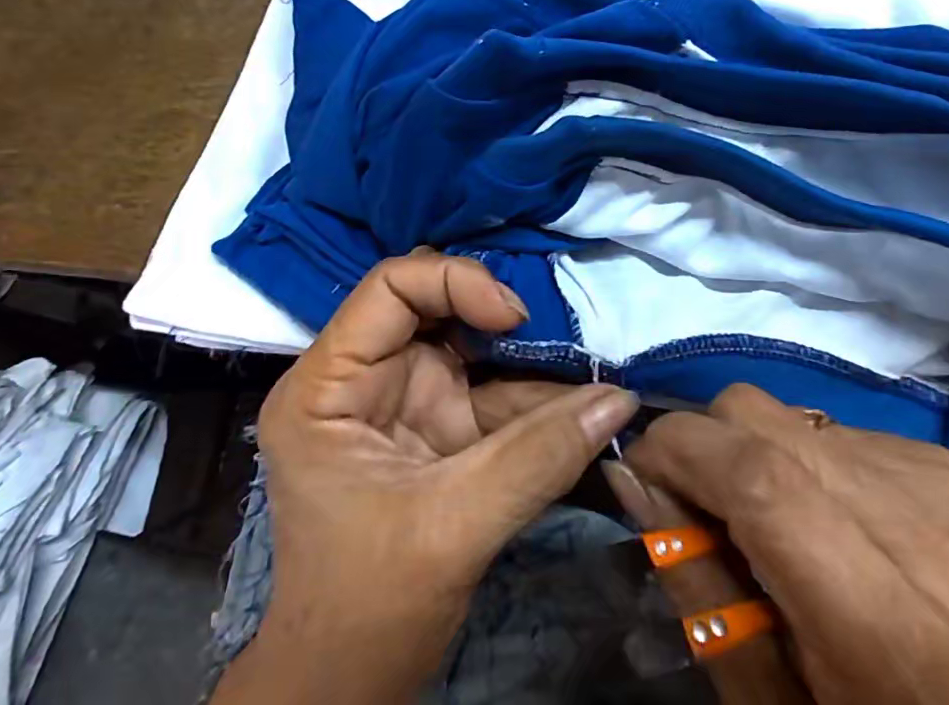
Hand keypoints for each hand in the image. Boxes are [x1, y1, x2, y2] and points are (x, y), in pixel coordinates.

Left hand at [213, 252, 640, 704]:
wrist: (353, 683)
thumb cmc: (369, 607)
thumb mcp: (452, 528)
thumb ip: (537, 459)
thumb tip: (619, 399)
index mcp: (330, 386)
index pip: (391, 288)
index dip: (456, 282)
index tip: (513, 318)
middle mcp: (368, 378)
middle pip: (438, 306)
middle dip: (500, 313)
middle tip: (556, 331)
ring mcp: (411, 401)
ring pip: (479, 348)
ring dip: (534, 354)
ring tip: (592, 355)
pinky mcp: (447, 428)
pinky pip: (502, 393)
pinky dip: (546, 398)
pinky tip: (590, 398)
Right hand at [616, 385, 948, 704]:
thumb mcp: (761, 693)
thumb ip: (695, 581)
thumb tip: (633, 476)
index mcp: (881, 624)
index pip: (762, 481)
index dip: (684, 452)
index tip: (642, 468)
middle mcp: (922, 533)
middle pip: (772, 420)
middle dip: (710, 441)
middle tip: (706, 502)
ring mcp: (946, 490)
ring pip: (799, 416)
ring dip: (764, 454)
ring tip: (784, 523)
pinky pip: (843, 430)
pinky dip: (814, 462)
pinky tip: (838, 520)